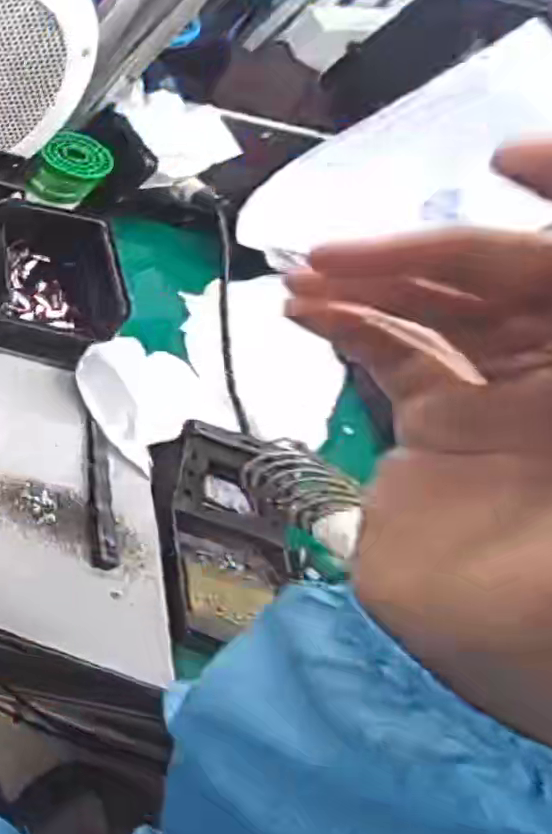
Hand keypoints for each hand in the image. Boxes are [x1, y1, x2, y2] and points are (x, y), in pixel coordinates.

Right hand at [285, 139, 551, 743]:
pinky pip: (400, 354)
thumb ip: (535, 386)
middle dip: (438, 254)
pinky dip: (351, 326)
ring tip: (305, 279)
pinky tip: (305, 314)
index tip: (506, 163)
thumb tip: (538, 307)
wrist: (488, 669)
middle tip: (341, 253)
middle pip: (529, 282)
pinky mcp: (453, 420)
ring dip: (379, 285)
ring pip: (456, 310)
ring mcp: (528, 398)